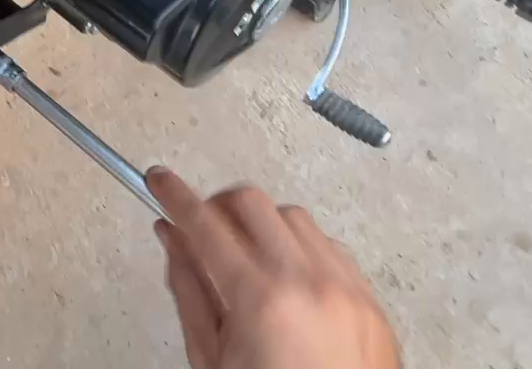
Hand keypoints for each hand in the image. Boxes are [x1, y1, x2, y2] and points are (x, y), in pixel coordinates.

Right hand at [147, 169, 400, 368]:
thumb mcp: (211, 360)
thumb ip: (188, 288)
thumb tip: (170, 237)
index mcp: (261, 300)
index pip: (204, 221)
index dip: (174, 194)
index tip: (158, 180)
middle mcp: (308, 285)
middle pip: (251, 202)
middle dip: (218, 205)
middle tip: (200, 225)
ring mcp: (347, 292)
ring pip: (293, 217)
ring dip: (262, 225)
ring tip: (246, 254)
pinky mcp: (372, 305)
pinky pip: (331, 248)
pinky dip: (301, 249)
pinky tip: (286, 276)